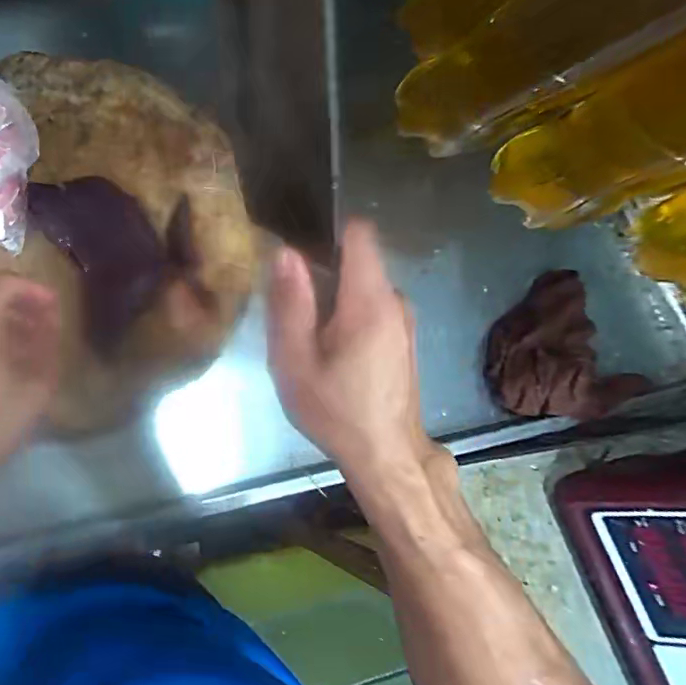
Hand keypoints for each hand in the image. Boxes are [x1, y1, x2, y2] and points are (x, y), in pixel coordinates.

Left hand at [0, 274, 61, 487]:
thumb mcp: (36, 386)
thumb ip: (46, 344)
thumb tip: (50, 318)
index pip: (0, 283)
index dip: (30, 286)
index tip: (53, 303)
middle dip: (14, 293)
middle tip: (41, 311)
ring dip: (0, 311)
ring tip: (31, 334)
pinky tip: (7, 353)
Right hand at [267, 220, 432, 486]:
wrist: (384, 455)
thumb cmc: (333, 408)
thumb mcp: (294, 358)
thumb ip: (290, 303)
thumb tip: (285, 251)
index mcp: (368, 302)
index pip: (359, 236)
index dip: (324, 229)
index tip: (294, 245)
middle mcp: (394, 301)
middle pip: (354, 260)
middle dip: (318, 266)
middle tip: (283, 298)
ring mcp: (403, 319)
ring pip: (359, 283)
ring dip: (328, 291)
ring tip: (298, 324)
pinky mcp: (401, 335)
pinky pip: (368, 303)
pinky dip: (343, 309)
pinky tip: (322, 342)